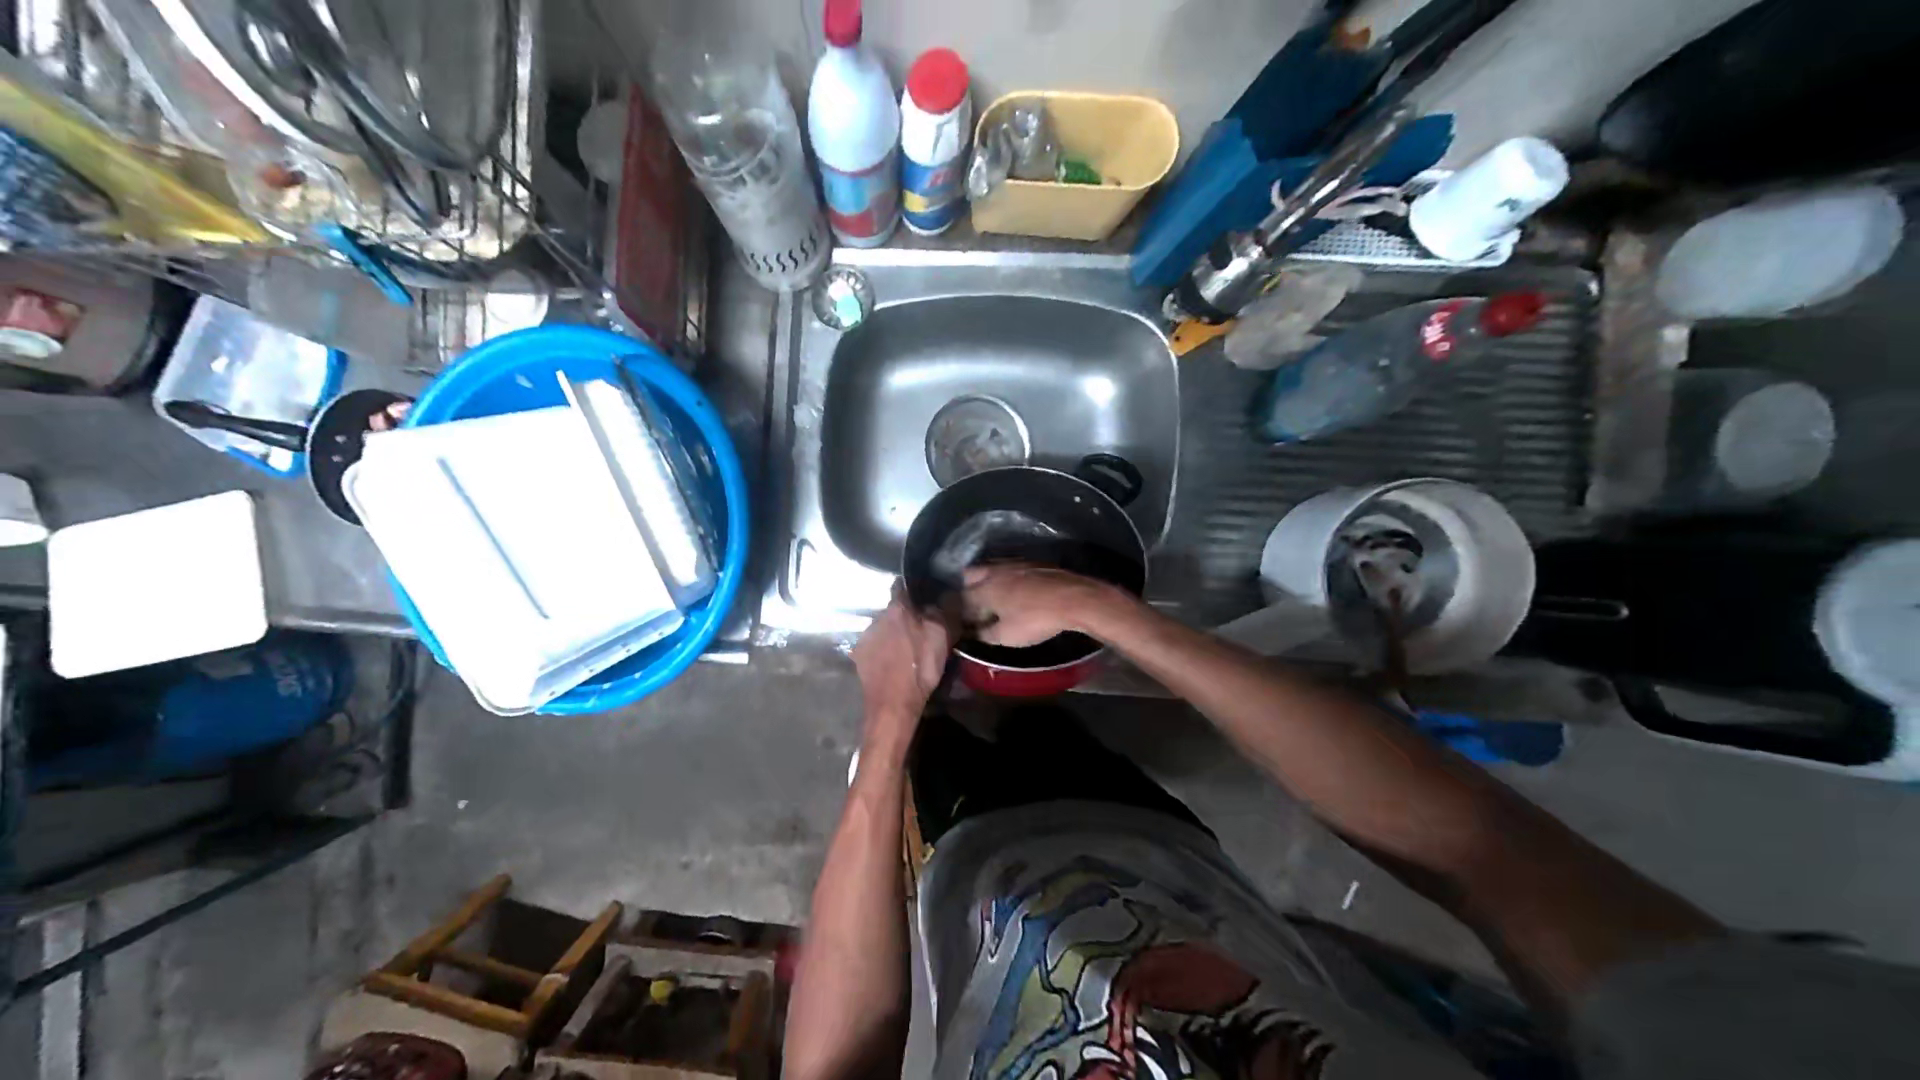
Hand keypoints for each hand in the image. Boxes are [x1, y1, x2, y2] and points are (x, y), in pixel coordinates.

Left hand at [852, 584, 953, 752]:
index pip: (902, 586)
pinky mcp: (859, 654)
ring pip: (883, 626)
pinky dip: (883, 647)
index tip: (923, 595)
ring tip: (905, 648)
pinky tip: (892, 661)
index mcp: (898, 609)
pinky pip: (875, 643)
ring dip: (893, 632)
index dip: (913, 589)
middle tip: (918, 628)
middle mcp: (877, 617)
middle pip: (893, 609)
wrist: (893, 704)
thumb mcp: (942, 638)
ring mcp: (865, 636)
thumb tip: (942, 595)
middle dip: (905, 615)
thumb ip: (942, 611)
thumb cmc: (921, 669)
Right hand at [961, 564, 1127, 647]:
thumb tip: (974, 633)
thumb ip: (985, 634)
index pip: (960, 598)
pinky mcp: (1033, 563)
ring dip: (987, 582)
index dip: (958, 612)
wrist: (1074, 598)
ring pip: (991, 569)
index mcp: (984, 588)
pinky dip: (1006, 579)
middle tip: (975, 607)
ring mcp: (1015, 563)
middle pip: (971, 575)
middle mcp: (994, 571)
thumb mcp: (1006, 636)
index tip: (962, 623)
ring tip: (994, 600)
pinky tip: (1016, 592)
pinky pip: (1010, 569)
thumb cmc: (1036, 619)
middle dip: (968, 590)